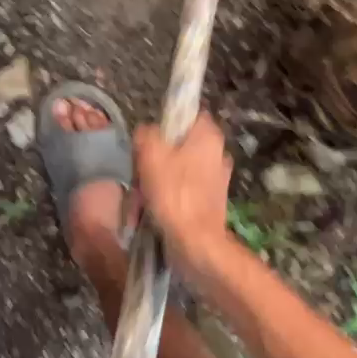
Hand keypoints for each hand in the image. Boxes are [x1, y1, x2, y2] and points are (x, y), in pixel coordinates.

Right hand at [132, 112, 233, 268]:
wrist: (196, 244)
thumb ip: (146, 133)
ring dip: (155, 182)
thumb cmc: (174, 194)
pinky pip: (182, 190)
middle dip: (154, 160)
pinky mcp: (211, 201)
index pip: (186, 114)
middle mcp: (217, 152)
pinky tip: (150, 213)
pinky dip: (166, 198)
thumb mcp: (150, 154)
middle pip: (178, 144)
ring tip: (139, 201)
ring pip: (177, 169)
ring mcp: (216, 178)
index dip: (165, 123)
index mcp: (208, 135)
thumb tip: (146, 134)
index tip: (148, 140)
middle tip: (138, 175)